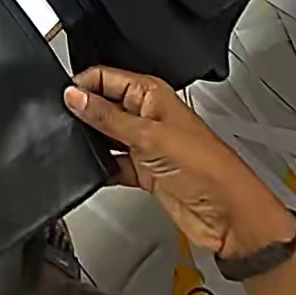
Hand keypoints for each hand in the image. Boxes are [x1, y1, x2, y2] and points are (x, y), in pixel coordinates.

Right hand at [63, 66, 295, 260]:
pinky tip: (97, 169)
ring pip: (106, 134)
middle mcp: (146, 114)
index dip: (83, 84)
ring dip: (93, 140)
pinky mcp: (144, 170)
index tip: (64, 97)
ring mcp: (145, 143)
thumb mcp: (148, 135)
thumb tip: (74, 96)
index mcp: (149, 92)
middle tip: (67, 120)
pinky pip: (113, 163)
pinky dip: (104, 167)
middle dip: (85, 112)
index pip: (105, 77)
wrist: (230, 217)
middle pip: (103, 104)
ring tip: (81, 144)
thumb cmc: (207, 167)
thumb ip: (107, 117)